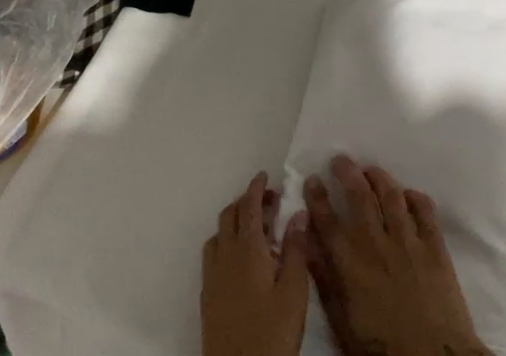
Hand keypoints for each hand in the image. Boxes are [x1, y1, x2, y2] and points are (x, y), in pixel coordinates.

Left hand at [202, 173, 310, 355]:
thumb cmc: (273, 330)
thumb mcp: (294, 290)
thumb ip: (296, 249)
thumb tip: (298, 213)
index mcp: (246, 251)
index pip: (248, 208)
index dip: (256, 188)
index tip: (265, 175)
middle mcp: (224, 257)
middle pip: (229, 216)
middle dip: (246, 201)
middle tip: (269, 200)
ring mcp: (212, 277)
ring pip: (218, 235)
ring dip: (234, 221)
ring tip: (257, 226)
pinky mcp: (208, 296)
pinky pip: (213, 255)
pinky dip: (226, 241)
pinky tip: (243, 258)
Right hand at [305, 155, 489, 355]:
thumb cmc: (380, 347)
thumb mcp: (342, 321)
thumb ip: (325, 281)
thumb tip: (307, 248)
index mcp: (350, 262)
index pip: (327, 220)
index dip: (317, 197)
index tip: (312, 179)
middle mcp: (377, 242)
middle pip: (360, 196)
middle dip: (347, 173)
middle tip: (340, 159)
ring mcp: (408, 241)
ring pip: (391, 196)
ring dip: (379, 178)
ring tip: (370, 169)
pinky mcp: (435, 246)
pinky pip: (424, 210)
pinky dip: (414, 197)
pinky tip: (408, 194)